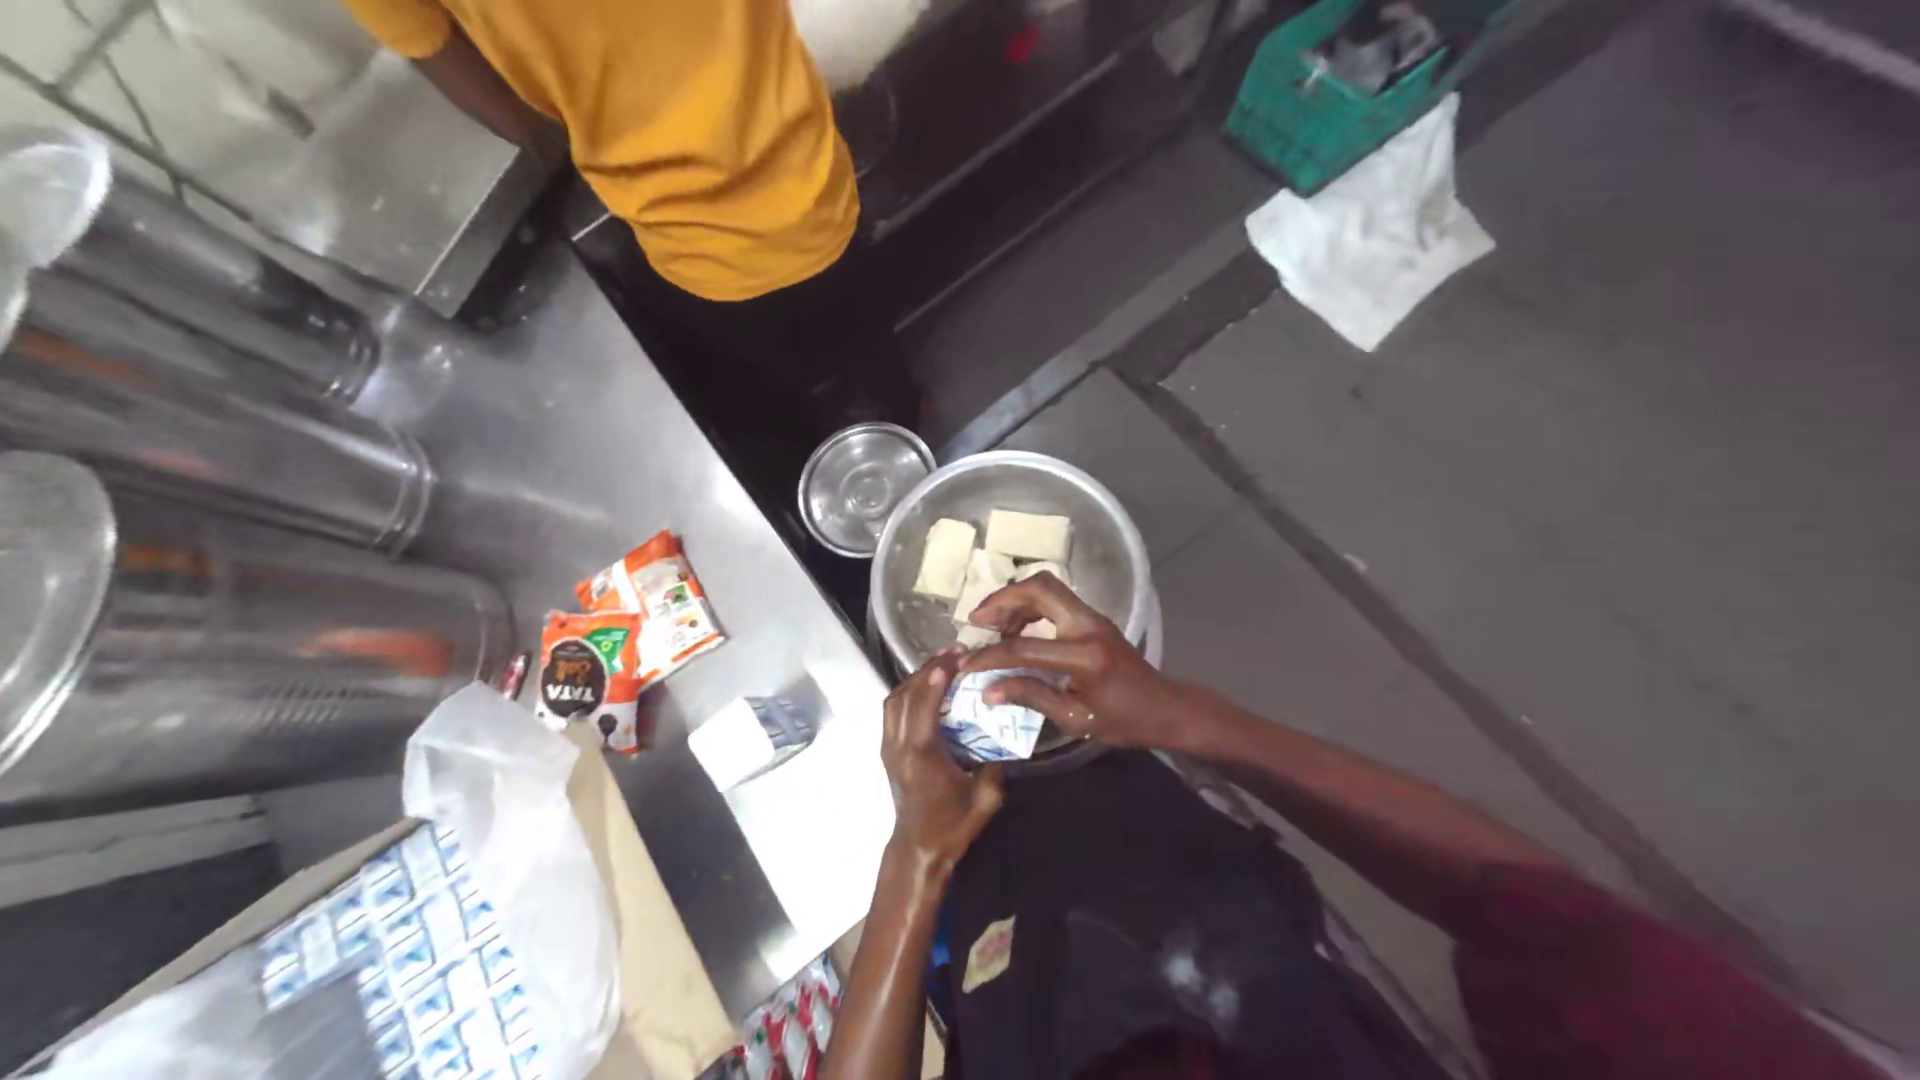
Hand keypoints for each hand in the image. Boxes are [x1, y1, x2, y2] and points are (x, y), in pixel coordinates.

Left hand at [882, 650, 1005, 874]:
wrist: (918, 848)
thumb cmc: (952, 825)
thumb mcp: (985, 798)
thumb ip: (995, 766)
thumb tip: (1003, 737)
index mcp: (920, 754)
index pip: (923, 705)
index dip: (937, 677)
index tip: (955, 657)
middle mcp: (898, 744)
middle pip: (906, 694)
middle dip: (928, 669)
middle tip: (953, 652)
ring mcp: (888, 746)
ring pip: (894, 699)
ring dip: (915, 677)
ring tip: (940, 663)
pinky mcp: (887, 749)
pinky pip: (891, 709)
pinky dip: (907, 691)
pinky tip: (926, 685)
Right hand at [959, 573, 1189, 749]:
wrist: (1167, 708)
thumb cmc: (1125, 721)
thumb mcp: (1076, 720)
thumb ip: (1031, 697)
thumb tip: (988, 691)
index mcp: (1085, 656)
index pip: (1025, 647)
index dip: (990, 656)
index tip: (966, 665)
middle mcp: (1088, 625)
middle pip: (1039, 588)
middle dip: (1001, 599)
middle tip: (977, 620)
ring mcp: (1092, 617)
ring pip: (1046, 587)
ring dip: (1014, 599)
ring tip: (991, 626)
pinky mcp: (1092, 618)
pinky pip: (1054, 599)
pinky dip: (1029, 606)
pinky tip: (1015, 630)